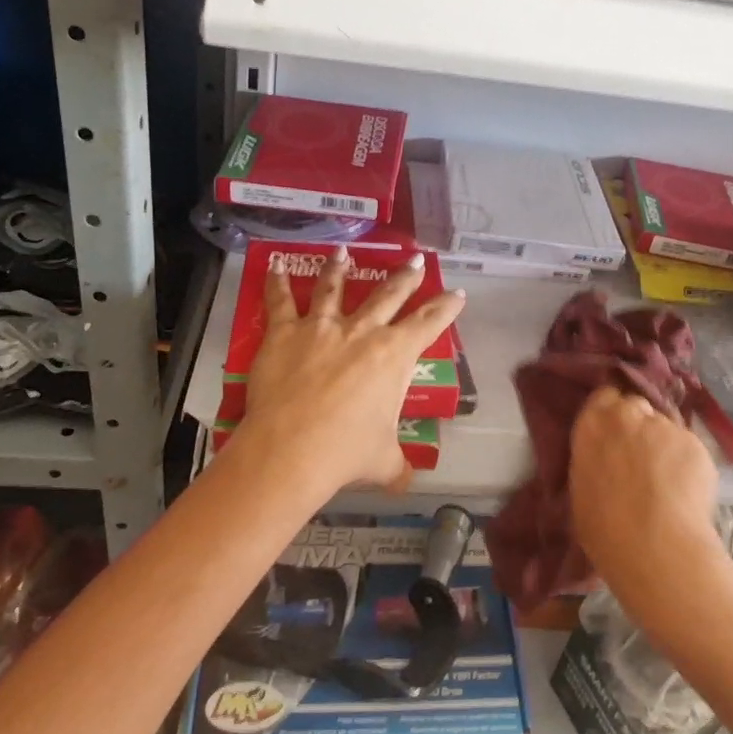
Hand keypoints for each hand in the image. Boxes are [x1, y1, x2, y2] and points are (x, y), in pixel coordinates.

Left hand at [231, 245, 465, 495]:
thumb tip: (404, 482)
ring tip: (343, 251)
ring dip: (340, 267)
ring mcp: (322, 327)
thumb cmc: (347, 453)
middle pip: (389, 294)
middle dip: (406, 277)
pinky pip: (281, 300)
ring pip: (334, 287)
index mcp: (394, 355)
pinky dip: (278, 281)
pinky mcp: (285, 332)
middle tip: (416, 260)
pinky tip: (275, 265)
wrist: (293, 448)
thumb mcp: (383, 461)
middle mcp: (362, 331)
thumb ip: (396, 465)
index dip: (446, 306)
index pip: (429, 323)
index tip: (457, 292)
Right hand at [569, 388, 722, 587]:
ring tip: (667, 481)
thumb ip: (593, 462)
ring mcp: (665, 426)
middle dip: (638, 424)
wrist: (656, 547)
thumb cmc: (605, 528)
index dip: (611, 414)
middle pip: (636, 406)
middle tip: (639, 457)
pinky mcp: (696, 443)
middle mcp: (628, 415)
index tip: (614, 434)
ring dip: (663, 445)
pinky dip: (687, 464)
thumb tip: (604, 464)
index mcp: (592, 424)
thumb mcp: (581, 490)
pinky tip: (685, 492)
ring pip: (664, 428)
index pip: (604, 397)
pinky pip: (688, 448)